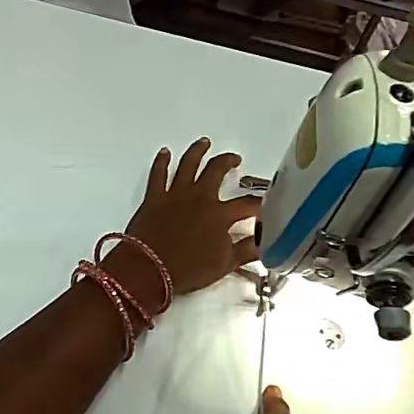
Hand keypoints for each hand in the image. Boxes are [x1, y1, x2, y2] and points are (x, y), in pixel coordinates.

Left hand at [118, 139, 260, 295]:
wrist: (148, 270)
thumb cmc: (187, 270)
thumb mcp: (223, 265)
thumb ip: (245, 251)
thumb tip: (262, 244)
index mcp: (220, 214)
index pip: (247, 205)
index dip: (259, 204)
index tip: (265, 204)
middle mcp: (200, 197)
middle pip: (217, 171)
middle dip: (228, 161)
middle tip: (235, 159)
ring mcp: (175, 194)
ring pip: (188, 164)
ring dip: (197, 151)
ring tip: (204, 142)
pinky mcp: (154, 197)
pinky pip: (158, 173)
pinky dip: (161, 161)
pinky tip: (164, 152)